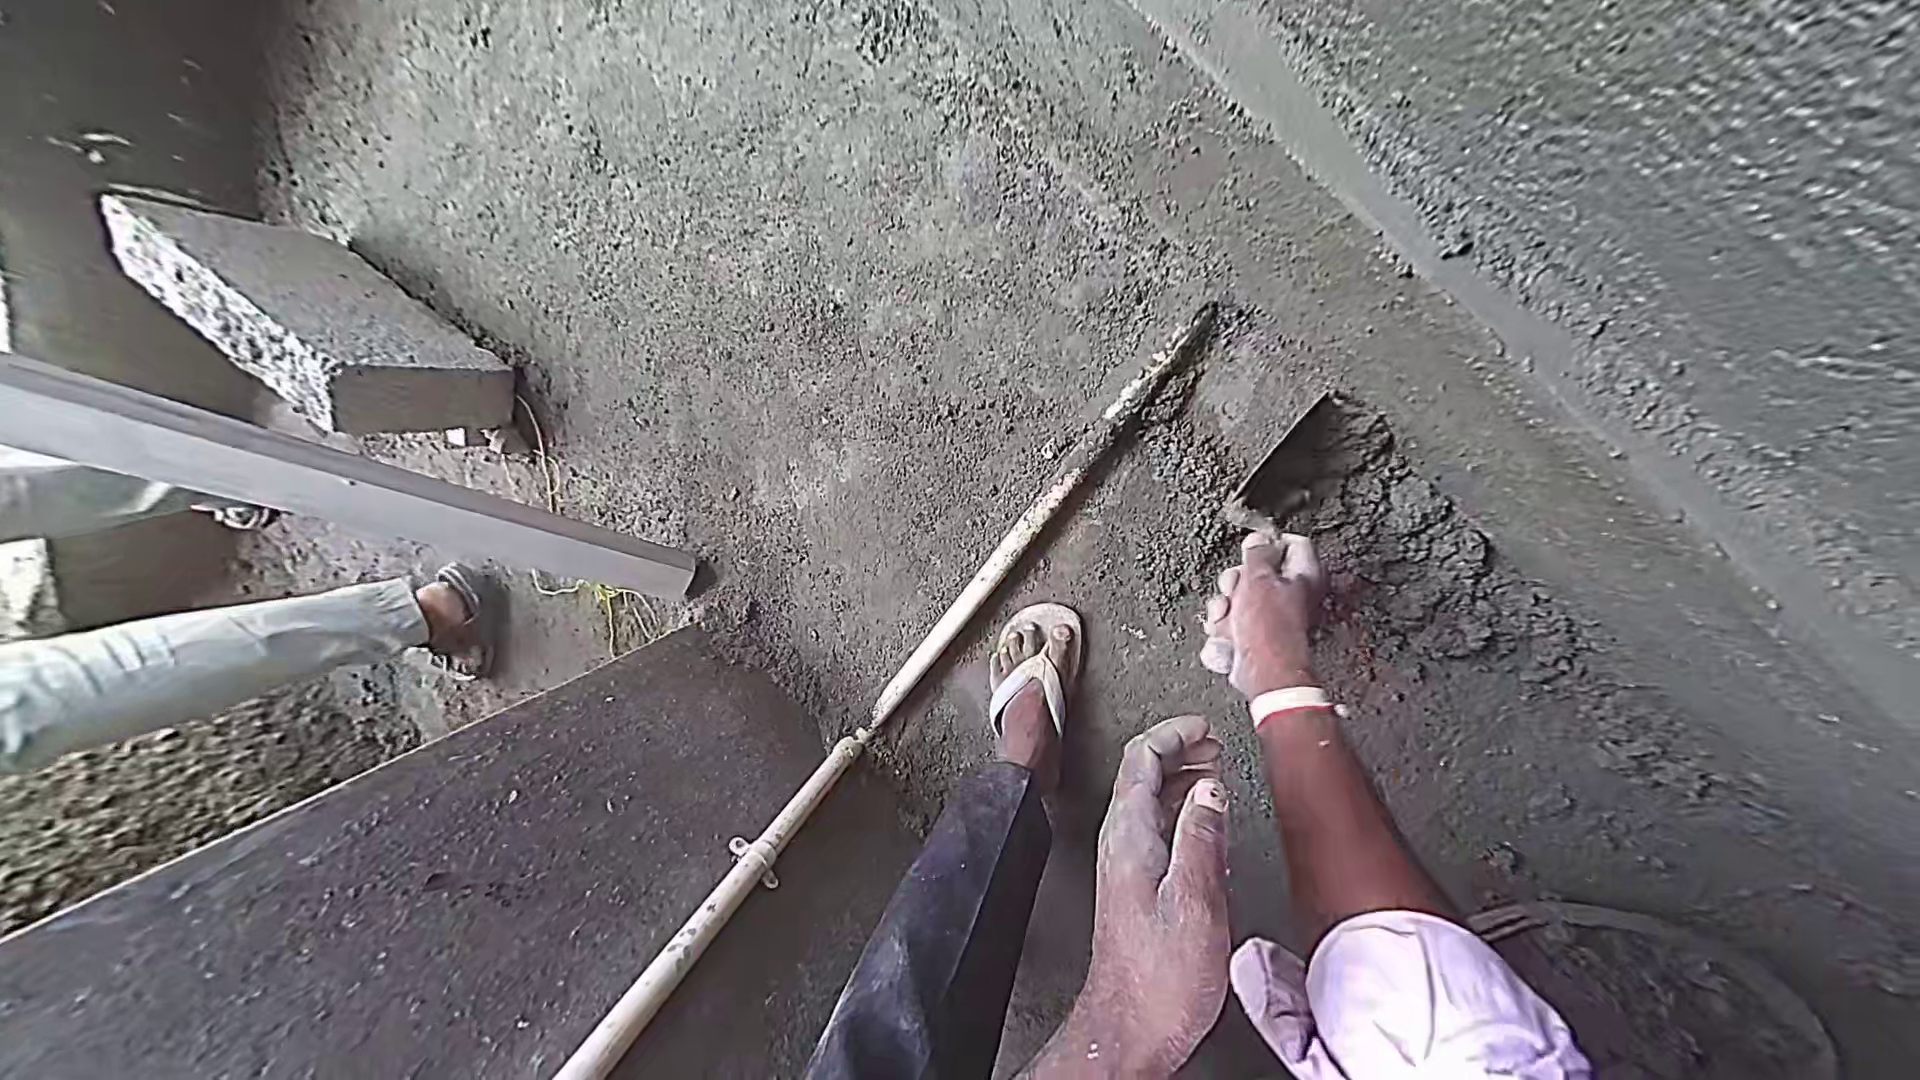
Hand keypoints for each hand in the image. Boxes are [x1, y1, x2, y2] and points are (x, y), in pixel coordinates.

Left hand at [1030, 716, 1230, 1075]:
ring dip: (1181, 774)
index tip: (1202, 727)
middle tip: (1213, 743)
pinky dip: (1180, 803)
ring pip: (1149, 793)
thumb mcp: (1195, 900)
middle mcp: (1121, 836)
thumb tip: (1212, 788)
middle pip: (1142, 770)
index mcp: (1130, 832)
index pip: (1142, 757)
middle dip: (1179, 747)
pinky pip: (1155, 820)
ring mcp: (1125, 855)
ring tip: (1213, 768)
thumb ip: (1202, 836)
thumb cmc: (1159, 975)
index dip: (1172, 733)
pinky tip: (1203, 814)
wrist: (1129, 1021)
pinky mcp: (1134, 874)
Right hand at [1199, 532, 1324, 697]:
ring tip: (1226, 619)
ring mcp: (1273, 616)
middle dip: (1235, 580)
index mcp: (1305, 576)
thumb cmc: (1268, 627)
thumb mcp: (1258, 578)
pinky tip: (1226, 634)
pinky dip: (1224, 627)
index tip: (1250, 552)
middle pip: (1256, 571)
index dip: (1267, 544)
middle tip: (1234, 590)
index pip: (1292, 543)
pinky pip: (1232, 621)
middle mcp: (1293, 594)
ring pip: (1238, 597)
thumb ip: (1257, 553)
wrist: (1261, 671)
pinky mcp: (1256, 634)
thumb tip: (1259, 538)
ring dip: (1224, 606)